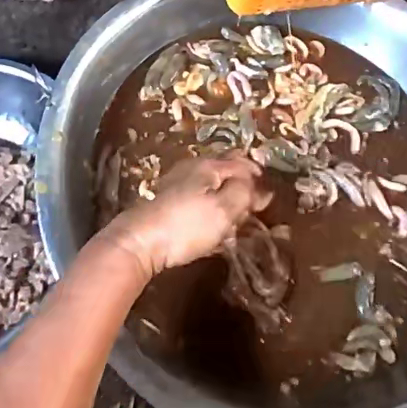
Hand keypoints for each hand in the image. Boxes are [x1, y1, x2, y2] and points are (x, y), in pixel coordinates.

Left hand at [96, 156, 269, 277]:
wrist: (138, 243)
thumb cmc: (186, 225)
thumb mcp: (224, 209)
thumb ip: (245, 193)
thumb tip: (261, 187)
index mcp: (210, 165)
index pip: (243, 164)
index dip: (259, 179)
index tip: (268, 200)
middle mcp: (194, 168)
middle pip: (226, 171)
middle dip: (243, 186)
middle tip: (254, 207)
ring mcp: (178, 184)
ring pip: (212, 185)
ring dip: (226, 198)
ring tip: (236, 218)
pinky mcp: (168, 203)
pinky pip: (199, 199)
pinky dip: (211, 208)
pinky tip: (212, 225)